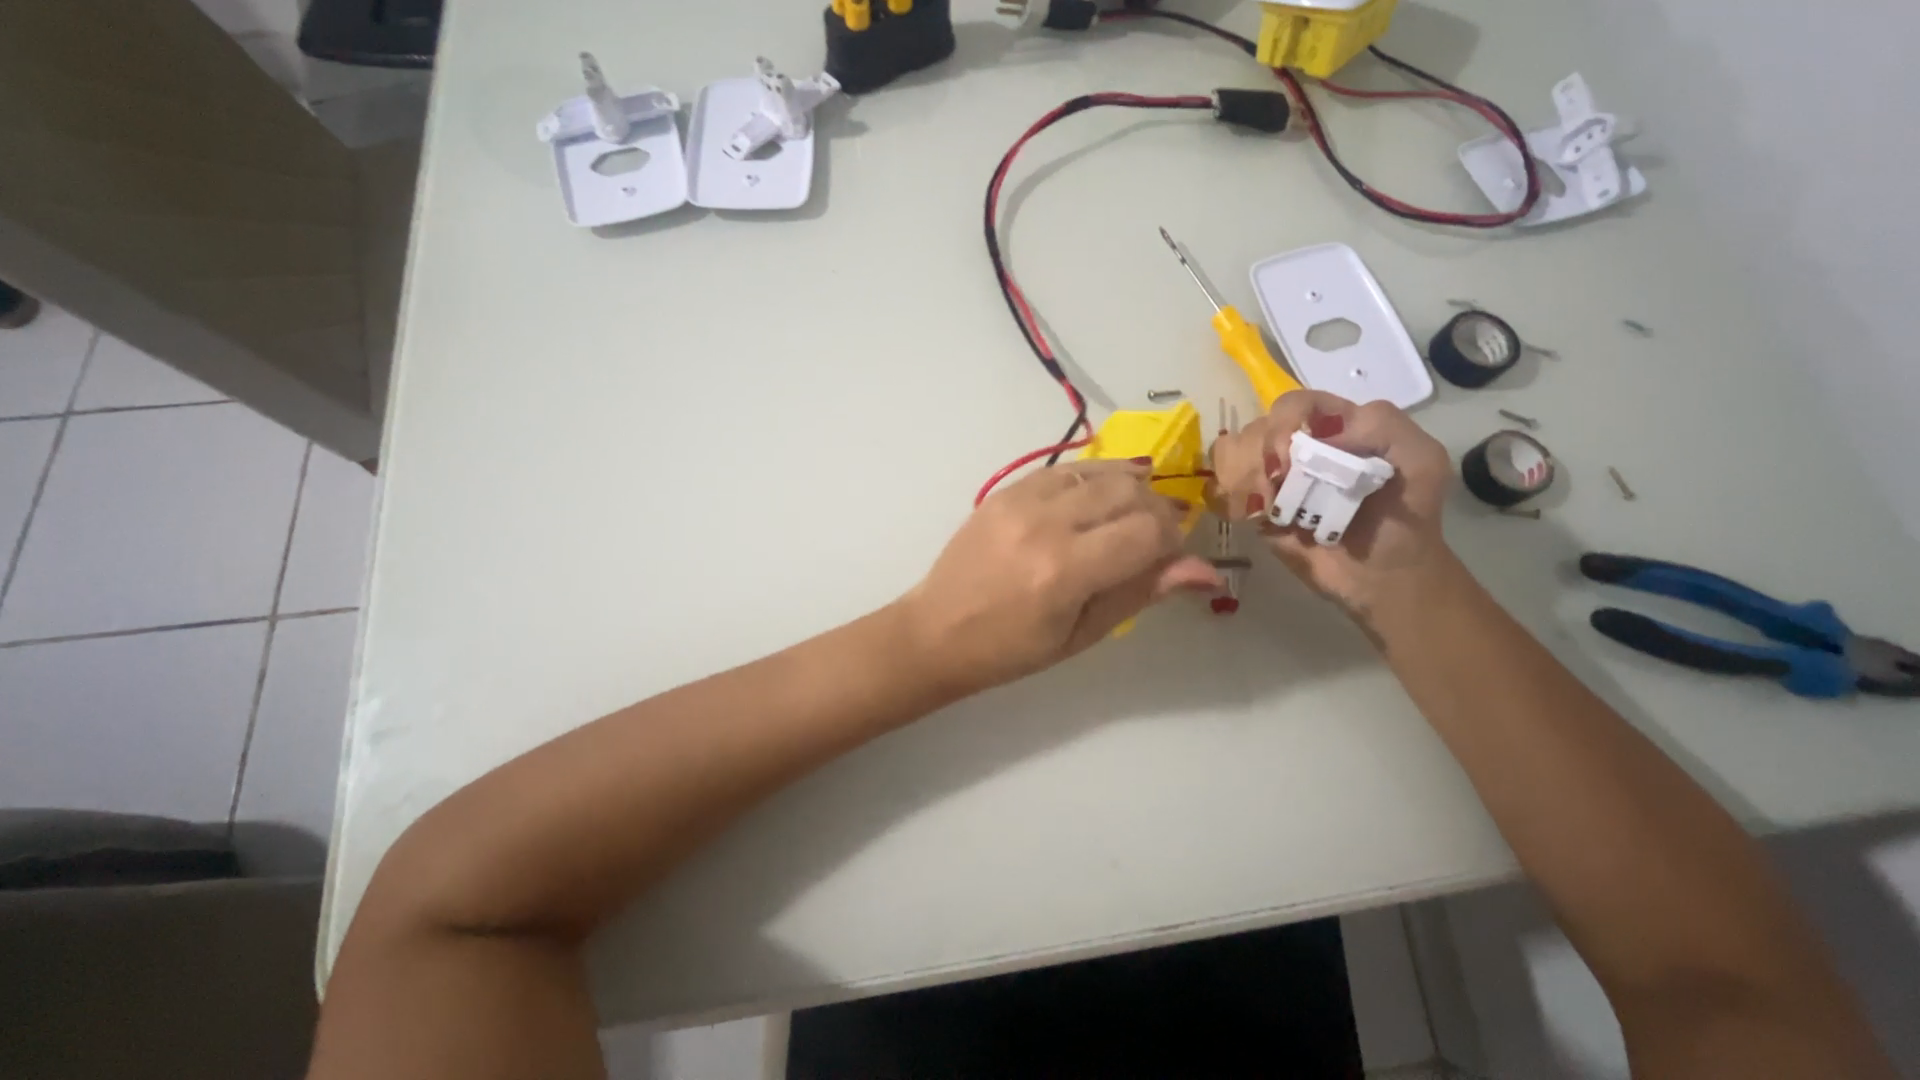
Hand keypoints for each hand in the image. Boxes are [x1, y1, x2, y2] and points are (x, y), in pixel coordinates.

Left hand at [902, 460, 1222, 694]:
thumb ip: (1140, 592)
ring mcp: (1021, 501)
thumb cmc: (1011, 650)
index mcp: (1065, 571)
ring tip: (1130, 516)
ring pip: (1100, 472)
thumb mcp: (1082, 634)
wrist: (937, 631)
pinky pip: (1065, 468)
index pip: (1148, 532)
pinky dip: (1093, 477)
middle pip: (1129, 492)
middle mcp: (1046, 525)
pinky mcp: (1005, 490)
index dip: (1174, 541)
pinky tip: (1100, 496)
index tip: (1170, 558)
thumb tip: (1205, 570)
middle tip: (1155, 538)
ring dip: (1128, 489)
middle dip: (1156, 510)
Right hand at [1211, 390, 1456, 622]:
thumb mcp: (1423, 460)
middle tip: (1279, 483)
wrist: (1387, 580)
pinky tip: (1256, 514)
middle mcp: (1301, 448)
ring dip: (1247, 475)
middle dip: (1262, 451)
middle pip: (1259, 427)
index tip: (1294, 451)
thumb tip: (1321, 436)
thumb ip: (1384, 426)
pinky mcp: (1259, 512)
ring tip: (1269, 503)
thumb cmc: (1408, 519)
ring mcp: (1277, 480)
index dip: (1287, 420)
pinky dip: (1235, 498)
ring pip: (1236, 454)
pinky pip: (1228, 492)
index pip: (1297, 404)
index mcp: (1337, 428)